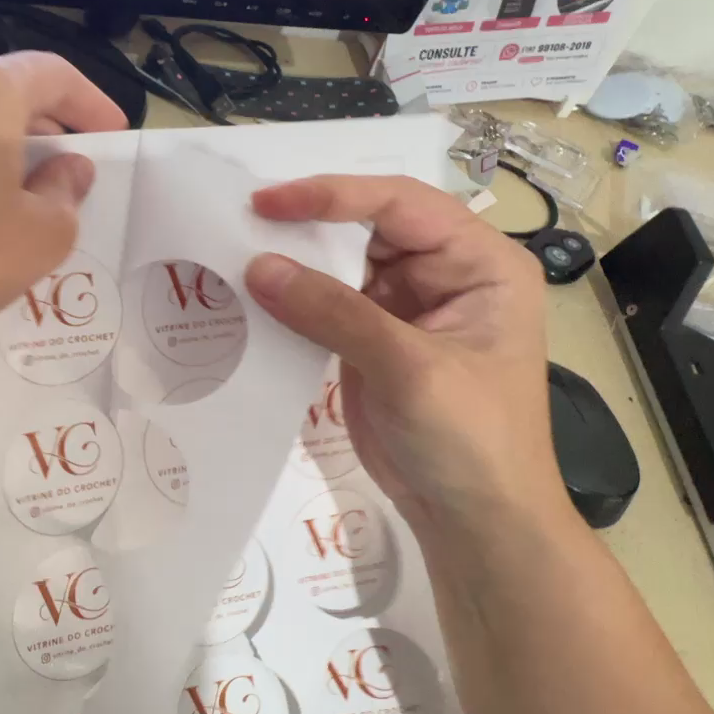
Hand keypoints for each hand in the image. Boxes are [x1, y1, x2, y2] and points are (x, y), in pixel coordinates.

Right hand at [243, 176, 570, 532]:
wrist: (472, 517)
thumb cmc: (469, 439)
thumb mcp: (408, 368)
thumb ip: (333, 313)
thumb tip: (257, 267)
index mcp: (478, 265)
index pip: (401, 206)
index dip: (333, 195)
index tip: (267, 202)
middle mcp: (442, 275)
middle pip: (366, 228)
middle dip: (307, 224)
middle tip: (240, 223)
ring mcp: (402, 309)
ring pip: (337, 265)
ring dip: (292, 261)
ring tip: (235, 253)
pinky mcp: (368, 340)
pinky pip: (322, 305)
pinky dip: (288, 300)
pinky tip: (250, 296)